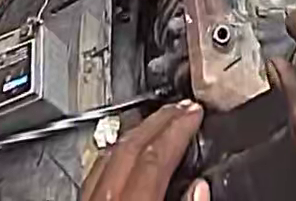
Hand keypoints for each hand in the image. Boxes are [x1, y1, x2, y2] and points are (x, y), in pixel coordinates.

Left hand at [81, 101, 206, 200]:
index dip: (177, 131)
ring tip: (161, 121)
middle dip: (159, 121)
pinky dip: (116, 152)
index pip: (153, 159)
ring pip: (108, 154)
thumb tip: (200, 189)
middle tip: (182, 107)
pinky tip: (128, 150)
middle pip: (129, 148)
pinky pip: (95, 172)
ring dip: (138, 132)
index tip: (194, 112)